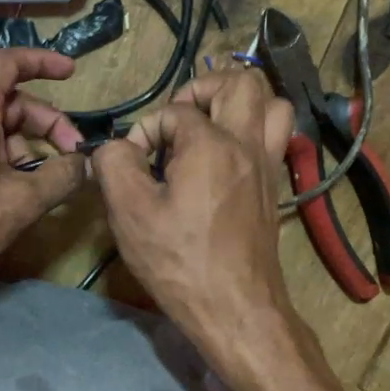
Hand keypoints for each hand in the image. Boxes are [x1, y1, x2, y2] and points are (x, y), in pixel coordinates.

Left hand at [0, 50, 87, 284]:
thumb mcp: (21, 202)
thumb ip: (61, 175)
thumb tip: (85, 163)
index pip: (8, 64)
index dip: (42, 62)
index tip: (71, 72)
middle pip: (5, 99)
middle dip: (44, 121)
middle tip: (72, 154)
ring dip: (22, 142)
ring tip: (44, 178)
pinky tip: (13, 183)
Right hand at [92, 69, 296, 343]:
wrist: (234, 308)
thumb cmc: (178, 260)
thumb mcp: (129, 212)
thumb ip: (115, 165)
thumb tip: (114, 148)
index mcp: (211, 144)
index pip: (174, 111)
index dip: (144, 131)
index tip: (129, 165)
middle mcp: (247, 145)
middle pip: (241, 83)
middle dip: (202, 88)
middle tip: (177, 118)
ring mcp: (267, 167)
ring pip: (271, 104)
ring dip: (238, 103)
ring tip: (207, 126)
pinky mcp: (274, 190)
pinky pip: (275, 138)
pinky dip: (252, 131)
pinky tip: (224, 158)